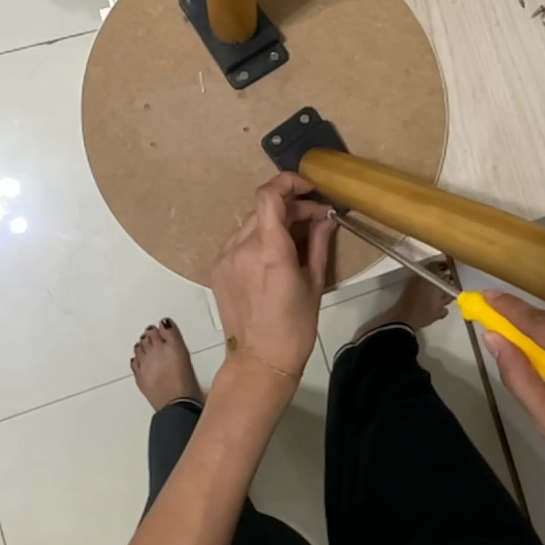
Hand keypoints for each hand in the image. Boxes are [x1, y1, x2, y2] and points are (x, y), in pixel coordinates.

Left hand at [209, 174, 336, 383]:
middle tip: (316, 220)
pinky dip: (258, 238)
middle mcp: (242, 248)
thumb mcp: (314, 283)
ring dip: (274, 222)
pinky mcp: (218, 268)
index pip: (269, 195)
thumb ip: (318, 243)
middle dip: (291, 207)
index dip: (288, 182)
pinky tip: (274, 255)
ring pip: (251, 223)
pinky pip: (239, 241)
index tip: (309, 189)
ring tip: (297, 238)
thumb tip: (326, 216)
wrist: (260, 361)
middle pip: (264, 207)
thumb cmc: (295, 327)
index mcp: (269, 251)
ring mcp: (225, 257)